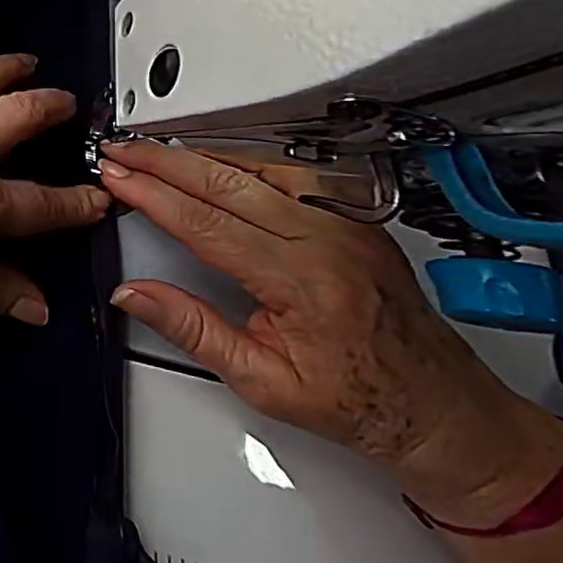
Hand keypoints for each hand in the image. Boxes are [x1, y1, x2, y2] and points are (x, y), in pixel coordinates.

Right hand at [99, 139, 562, 526]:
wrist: (447, 413)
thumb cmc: (363, 402)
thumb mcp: (261, 381)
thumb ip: (191, 329)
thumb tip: (132, 294)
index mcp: (304, 283)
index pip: (205, 223)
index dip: (152, 195)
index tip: (115, 178)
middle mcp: (331, 244)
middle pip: (227, 183)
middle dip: (162, 161)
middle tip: (119, 151)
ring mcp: (349, 228)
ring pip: (260, 168)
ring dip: (196, 154)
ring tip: (150, 149)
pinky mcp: (355, 222)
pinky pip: (289, 174)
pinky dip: (237, 159)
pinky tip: (209, 158)